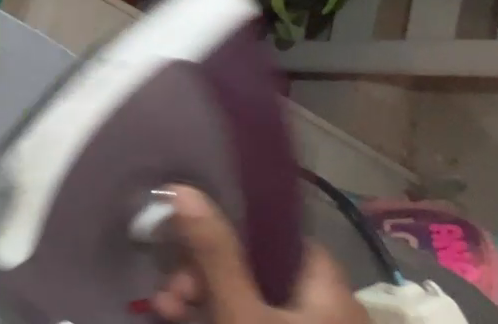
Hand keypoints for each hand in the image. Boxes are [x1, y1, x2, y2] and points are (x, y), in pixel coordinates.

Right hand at [152, 185, 368, 323]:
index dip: (239, 224)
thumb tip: (184, 187)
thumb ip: (215, 252)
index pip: (286, 236)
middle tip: (171, 285)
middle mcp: (329, 310)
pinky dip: (216, 314)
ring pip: (247, 296)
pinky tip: (179, 317)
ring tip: (166, 307)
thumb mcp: (239, 312)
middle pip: (258, 268)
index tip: (193, 225)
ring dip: (199, 294)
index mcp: (331, 292)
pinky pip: (250, 318)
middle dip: (202, 270)